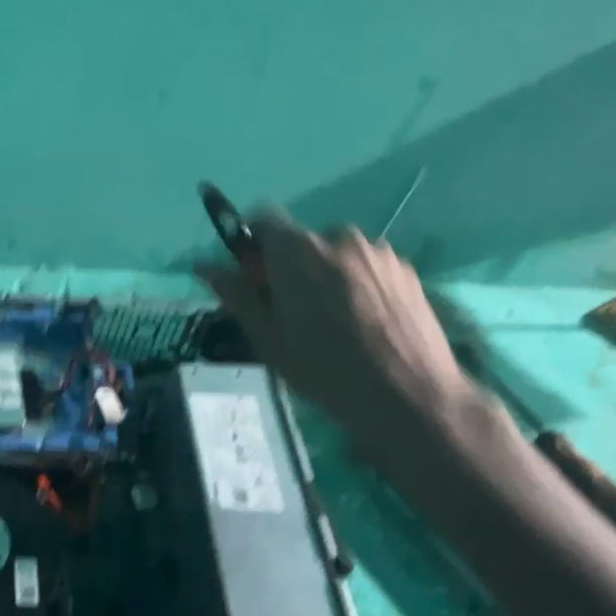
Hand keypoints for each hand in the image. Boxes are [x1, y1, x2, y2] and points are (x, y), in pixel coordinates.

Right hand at [196, 211, 484, 479]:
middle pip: (301, 240)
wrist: (410, 396)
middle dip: (290, 265)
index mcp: (296, 250)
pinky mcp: (406, 270)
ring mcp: (378, 252)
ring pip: (336, 253)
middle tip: (291, 309)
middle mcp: (338, 237)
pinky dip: (357, 284)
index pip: (263, 218)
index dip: (251, 243)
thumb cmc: (324, 369)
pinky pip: (367, 266)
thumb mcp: (267, 338)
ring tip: (334, 321)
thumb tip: (205, 267)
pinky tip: (364, 324)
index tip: (252, 277)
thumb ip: (236, 295)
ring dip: (326, 274)